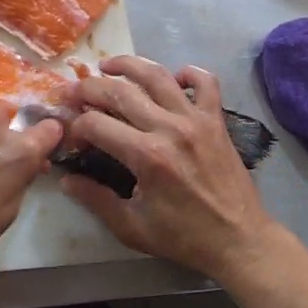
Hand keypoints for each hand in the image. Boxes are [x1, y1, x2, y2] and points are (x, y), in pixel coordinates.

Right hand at [60, 57, 276, 279]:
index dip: (75, 126)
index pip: (96, 125)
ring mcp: (195, 120)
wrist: (241, 242)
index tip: (70, 134)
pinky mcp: (216, 120)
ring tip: (107, 66)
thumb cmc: (185, 238)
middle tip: (73, 92)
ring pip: (156, 75)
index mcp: (147, 157)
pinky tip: (171, 78)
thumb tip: (65, 179)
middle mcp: (169, 129)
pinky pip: (205, 82)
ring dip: (127, 65)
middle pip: (118, 91)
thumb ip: (96, 200)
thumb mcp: (133, 229)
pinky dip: (188, 73)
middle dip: (88, 88)